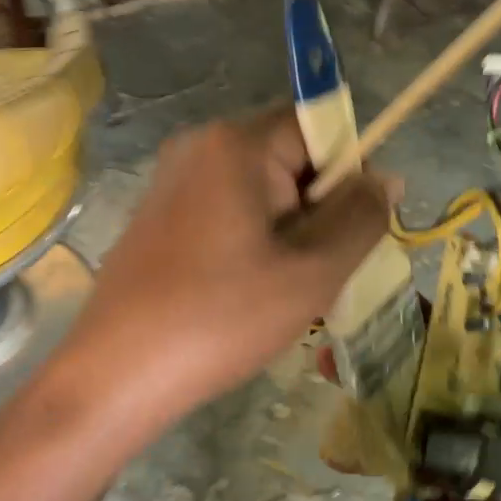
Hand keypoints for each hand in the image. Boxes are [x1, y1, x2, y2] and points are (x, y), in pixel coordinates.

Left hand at [69, 107, 393, 407]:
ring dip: (289, 229)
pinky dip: (253, 239)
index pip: (318, 125)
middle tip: (320, 270)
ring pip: (260, 188)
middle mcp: (199, 145)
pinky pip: (227, 209)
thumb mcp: (311, 272)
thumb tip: (386, 176)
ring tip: (284, 289)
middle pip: (288, 155)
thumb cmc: (220, 318)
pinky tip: (246, 292)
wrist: (115, 376)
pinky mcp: (159, 215)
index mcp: (235, 143)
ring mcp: (173, 180)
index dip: (348, 171)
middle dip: (318, 206)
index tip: (350, 229)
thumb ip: (360, 217)